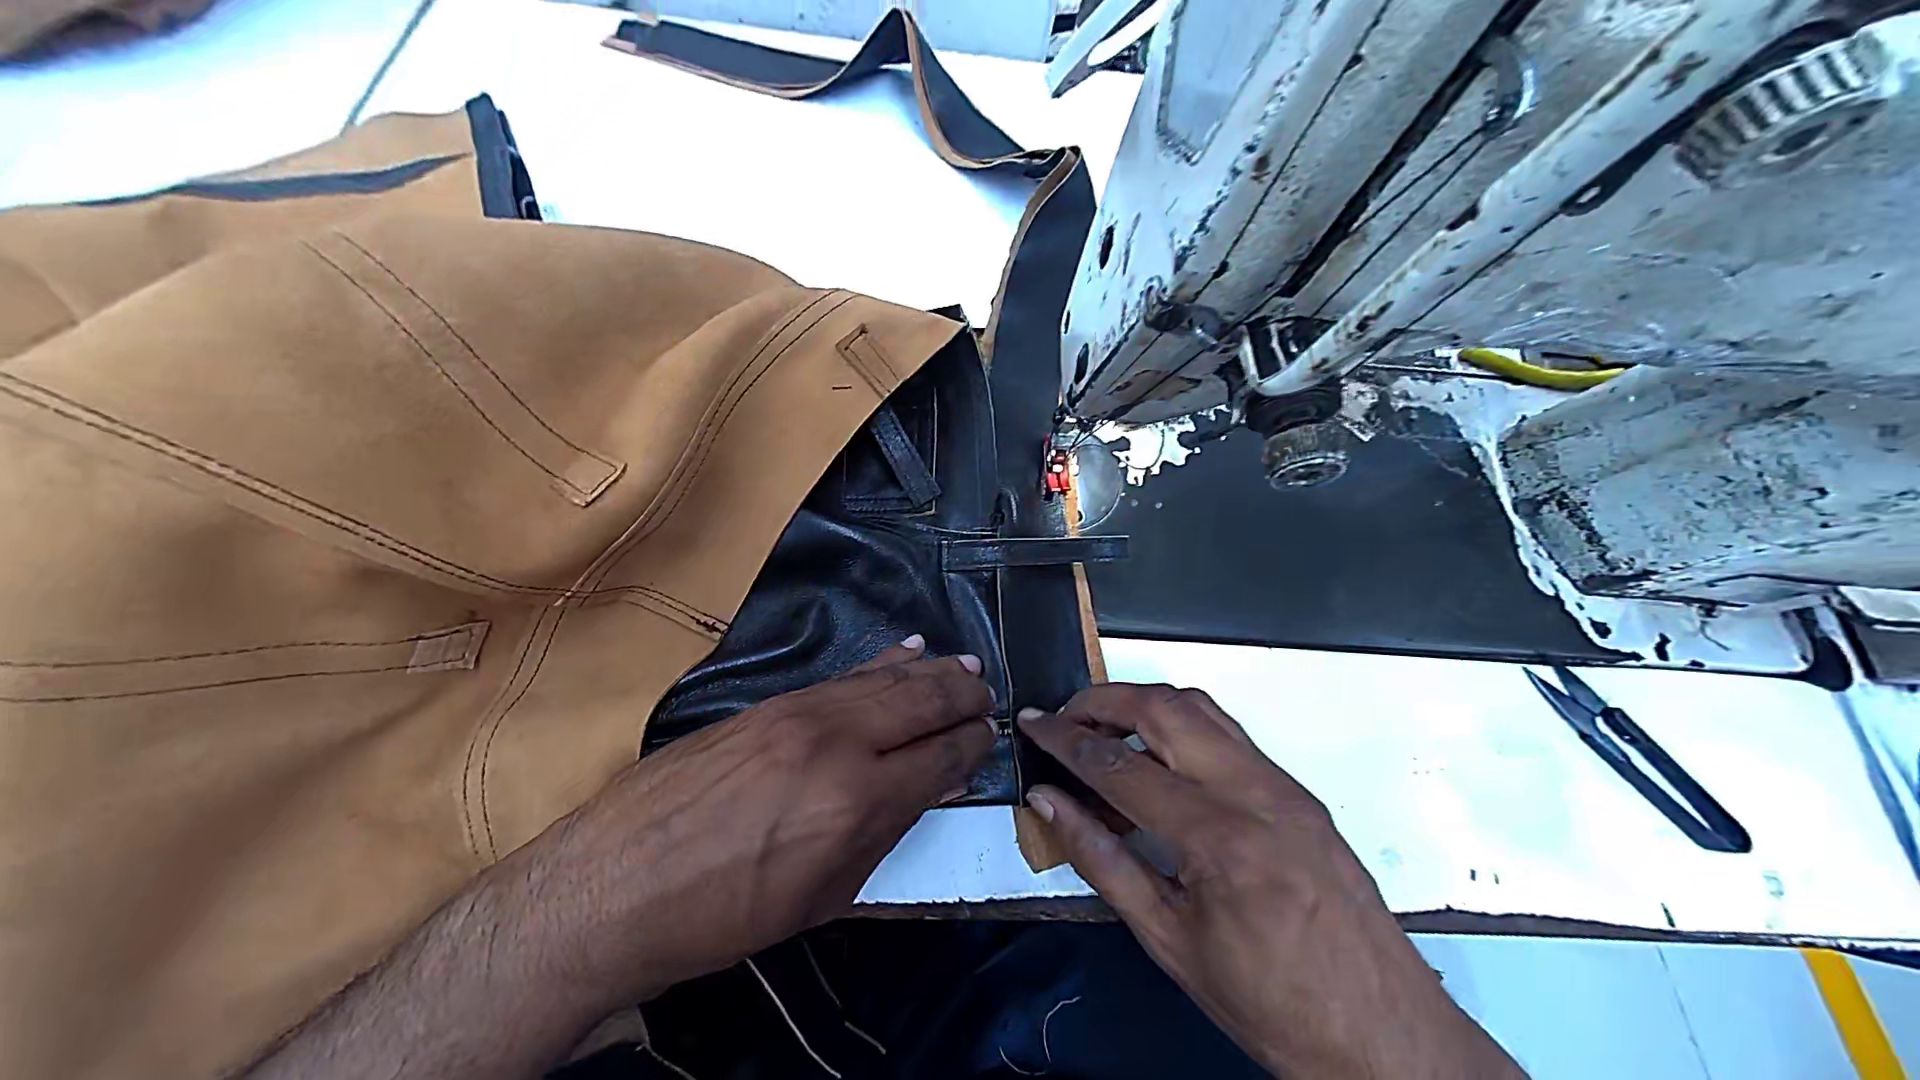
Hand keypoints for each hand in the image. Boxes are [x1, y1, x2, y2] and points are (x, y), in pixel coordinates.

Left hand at [239, 638, 994, 1079]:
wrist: (610, 888)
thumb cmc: (723, 916)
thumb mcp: (822, 897)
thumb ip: (881, 834)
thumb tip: (920, 788)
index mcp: (858, 801)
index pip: (939, 758)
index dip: (972, 746)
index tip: (991, 736)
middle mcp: (837, 742)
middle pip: (920, 704)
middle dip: (962, 695)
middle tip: (989, 690)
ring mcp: (799, 713)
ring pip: (884, 678)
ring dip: (930, 670)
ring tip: (963, 664)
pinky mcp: (769, 702)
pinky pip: (843, 675)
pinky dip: (882, 662)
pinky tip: (904, 649)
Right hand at [1019, 685, 1524, 1079]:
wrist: (1385, 1040)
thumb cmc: (1272, 1006)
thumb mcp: (1168, 939)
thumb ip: (1100, 859)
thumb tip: (1049, 804)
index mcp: (1220, 839)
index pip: (1120, 766)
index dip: (1065, 739)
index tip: (1034, 724)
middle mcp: (1257, 794)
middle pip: (1163, 709)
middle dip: (1101, 700)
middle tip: (1063, 714)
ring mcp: (1285, 786)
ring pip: (1200, 707)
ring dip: (1142, 703)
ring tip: (1102, 726)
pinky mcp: (1299, 791)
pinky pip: (1227, 733)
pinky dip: (1179, 726)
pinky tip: (1156, 756)